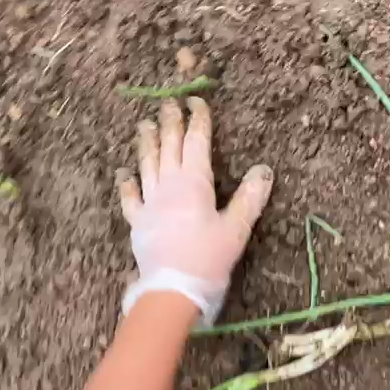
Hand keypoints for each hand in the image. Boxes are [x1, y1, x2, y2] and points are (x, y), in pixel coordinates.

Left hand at [116, 97, 273, 323]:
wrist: (173, 288)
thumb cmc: (208, 259)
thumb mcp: (236, 229)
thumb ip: (250, 197)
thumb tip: (264, 169)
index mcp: (194, 183)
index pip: (196, 142)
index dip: (198, 120)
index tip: (196, 101)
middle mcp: (168, 186)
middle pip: (169, 147)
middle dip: (170, 123)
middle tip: (168, 103)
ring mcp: (150, 202)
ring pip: (147, 165)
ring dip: (147, 143)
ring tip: (145, 125)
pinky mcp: (138, 221)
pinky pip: (130, 197)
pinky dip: (127, 183)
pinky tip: (125, 173)